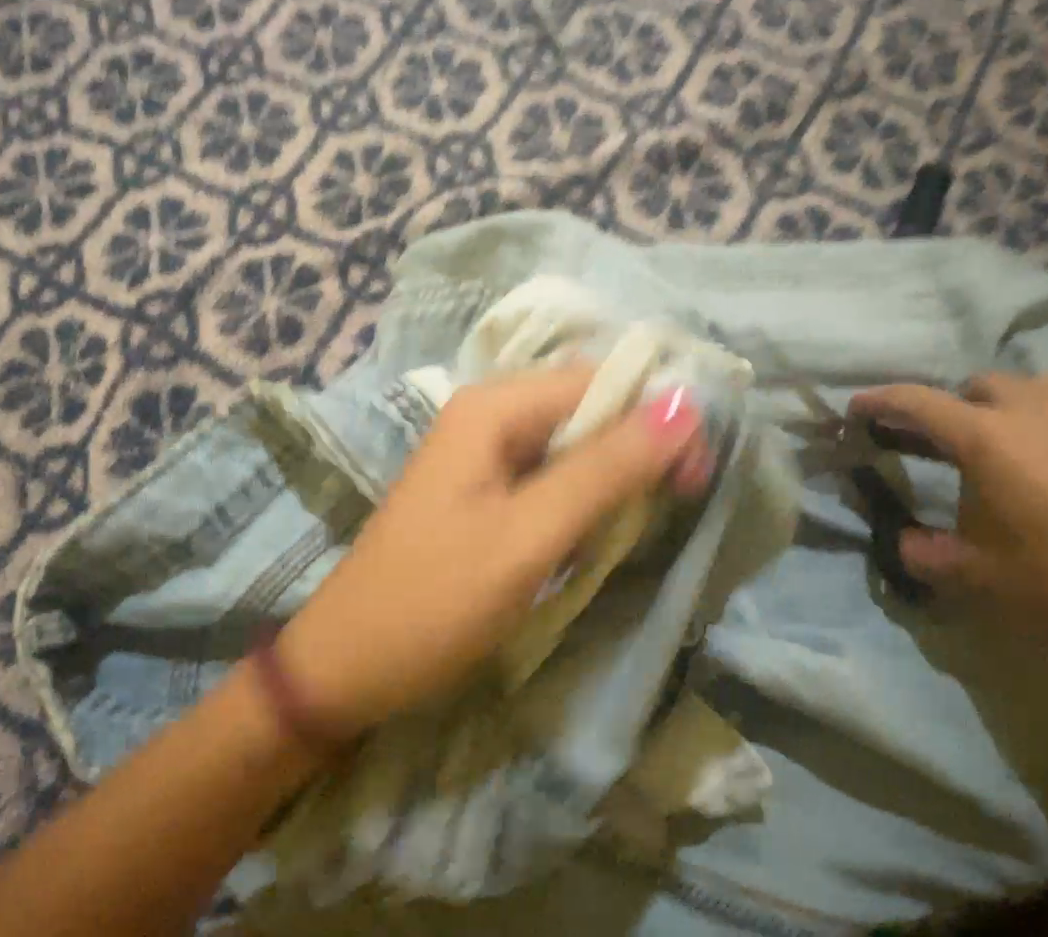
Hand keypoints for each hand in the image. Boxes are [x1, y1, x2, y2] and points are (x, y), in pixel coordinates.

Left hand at [274, 365, 709, 736]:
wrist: (349, 666)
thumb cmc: (434, 602)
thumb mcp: (529, 536)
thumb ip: (606, 469)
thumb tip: (686, 401)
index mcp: (492, 407)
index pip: (601, 381)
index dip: (658, 417)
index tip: (698, 478)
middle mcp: (487, 416)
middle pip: (587, 408)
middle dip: (639, 448)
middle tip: (680, 502)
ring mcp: (481, 456)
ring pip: (573, 446)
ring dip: (614, 480)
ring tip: (637, 527)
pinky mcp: (482, 495)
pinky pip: (549, 479)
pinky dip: (582, 503)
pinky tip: (595, 537)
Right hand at [850, 374, 1047, 680]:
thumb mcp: (984, 582)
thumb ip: (927, 555)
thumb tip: (904, 540)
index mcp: (989, 439)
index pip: (915, 402)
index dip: (878, 402)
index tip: (855, 409)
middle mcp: (1040, 408)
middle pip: (979, 386)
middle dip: (951, 408)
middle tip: (944, 446)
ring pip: (1037, 389)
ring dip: (1010, 409)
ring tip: (1013, 450)